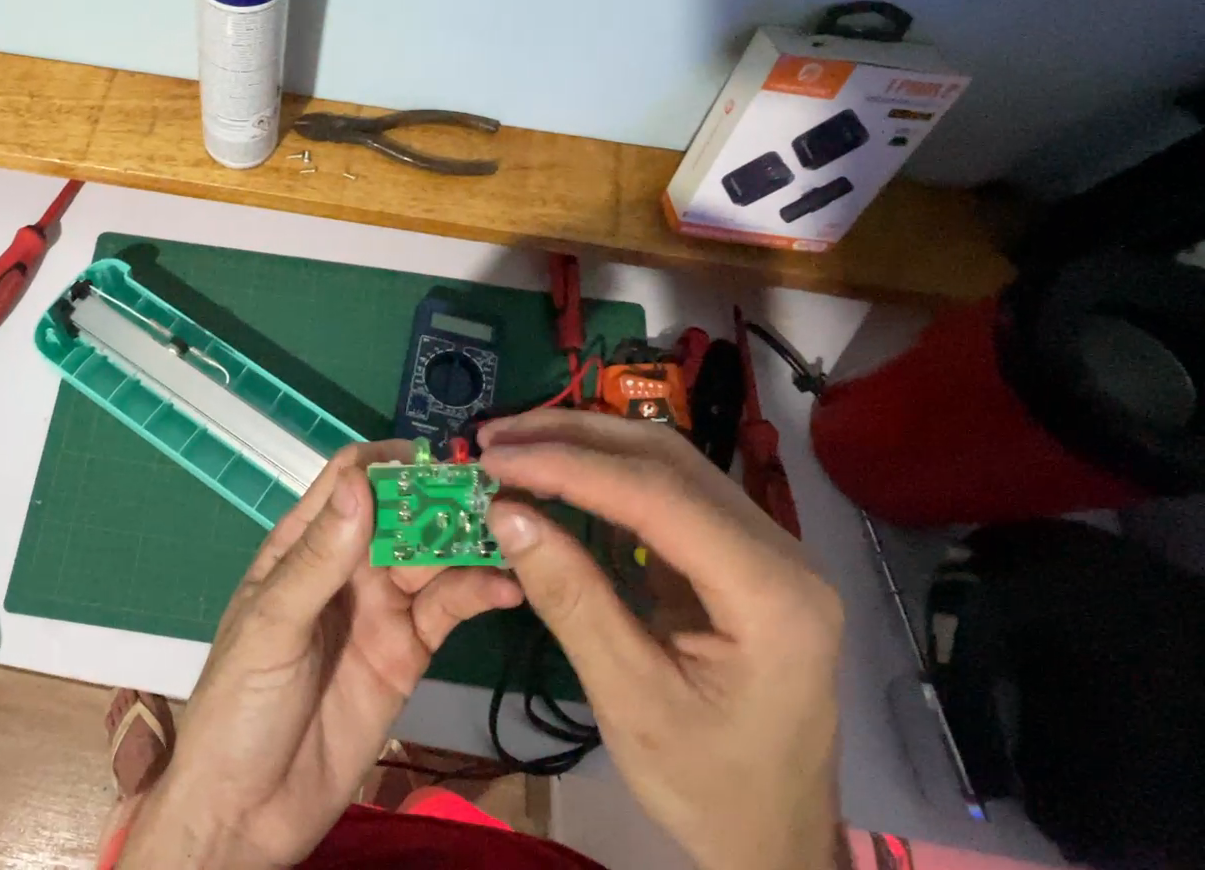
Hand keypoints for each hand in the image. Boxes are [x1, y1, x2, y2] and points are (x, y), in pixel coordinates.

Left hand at [122, 440, 523, 868]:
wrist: (249, 808)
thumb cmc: (240, 705)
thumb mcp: (271, 627)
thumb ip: (316, 560)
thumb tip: (359, 485)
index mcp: (302, 547)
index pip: (348, 483)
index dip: (387, 463)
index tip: (436, 457)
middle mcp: (346, 568)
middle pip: (400, 515)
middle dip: (441, 499)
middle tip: (495, 492)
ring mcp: (380, 609)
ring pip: (431, 558)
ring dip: (468, 543)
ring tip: (514, 533)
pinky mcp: (407, 652)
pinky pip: (447, 611)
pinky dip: (478, 593)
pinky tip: (507, 588)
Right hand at [479, 410, 844, 869]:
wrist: (773, 835)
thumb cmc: (705, 783)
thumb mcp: (627, 697)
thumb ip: (569, 598)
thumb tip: (505, 513)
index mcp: (770, 593)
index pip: (658, 495)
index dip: (567, 467)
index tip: (491, 459)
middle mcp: (778, 551)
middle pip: (666, 460)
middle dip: (571, 438)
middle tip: (490, 438)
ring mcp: (761, 549)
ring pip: (666, 464)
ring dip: (584, 446)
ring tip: (510, 445)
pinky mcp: (734, 556)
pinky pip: (664, 494)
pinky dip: (600, 476)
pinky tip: (554, 476)